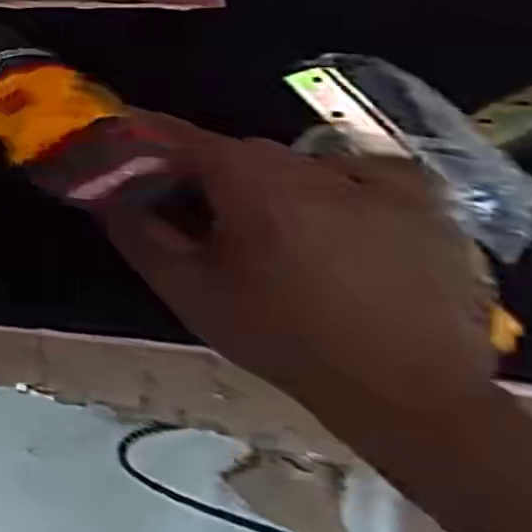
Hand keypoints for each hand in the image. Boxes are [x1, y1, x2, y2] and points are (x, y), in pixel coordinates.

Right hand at [100, 112, 497, 421]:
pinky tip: (329, 217)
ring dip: (262, 184)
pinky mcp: (424, 209)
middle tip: (185, 212)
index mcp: (250, 179)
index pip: (180, 138)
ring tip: (257, 229)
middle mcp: (311, 167)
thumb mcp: (185, 287)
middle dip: (202, 173)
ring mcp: (377, 184)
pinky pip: (363, 176)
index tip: (119, 159)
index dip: (143, 143)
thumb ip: (137, 232)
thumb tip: (107, 196)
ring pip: (294, 165)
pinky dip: (334, 185)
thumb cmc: (280, 335)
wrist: (408, 394)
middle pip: (237, 152)